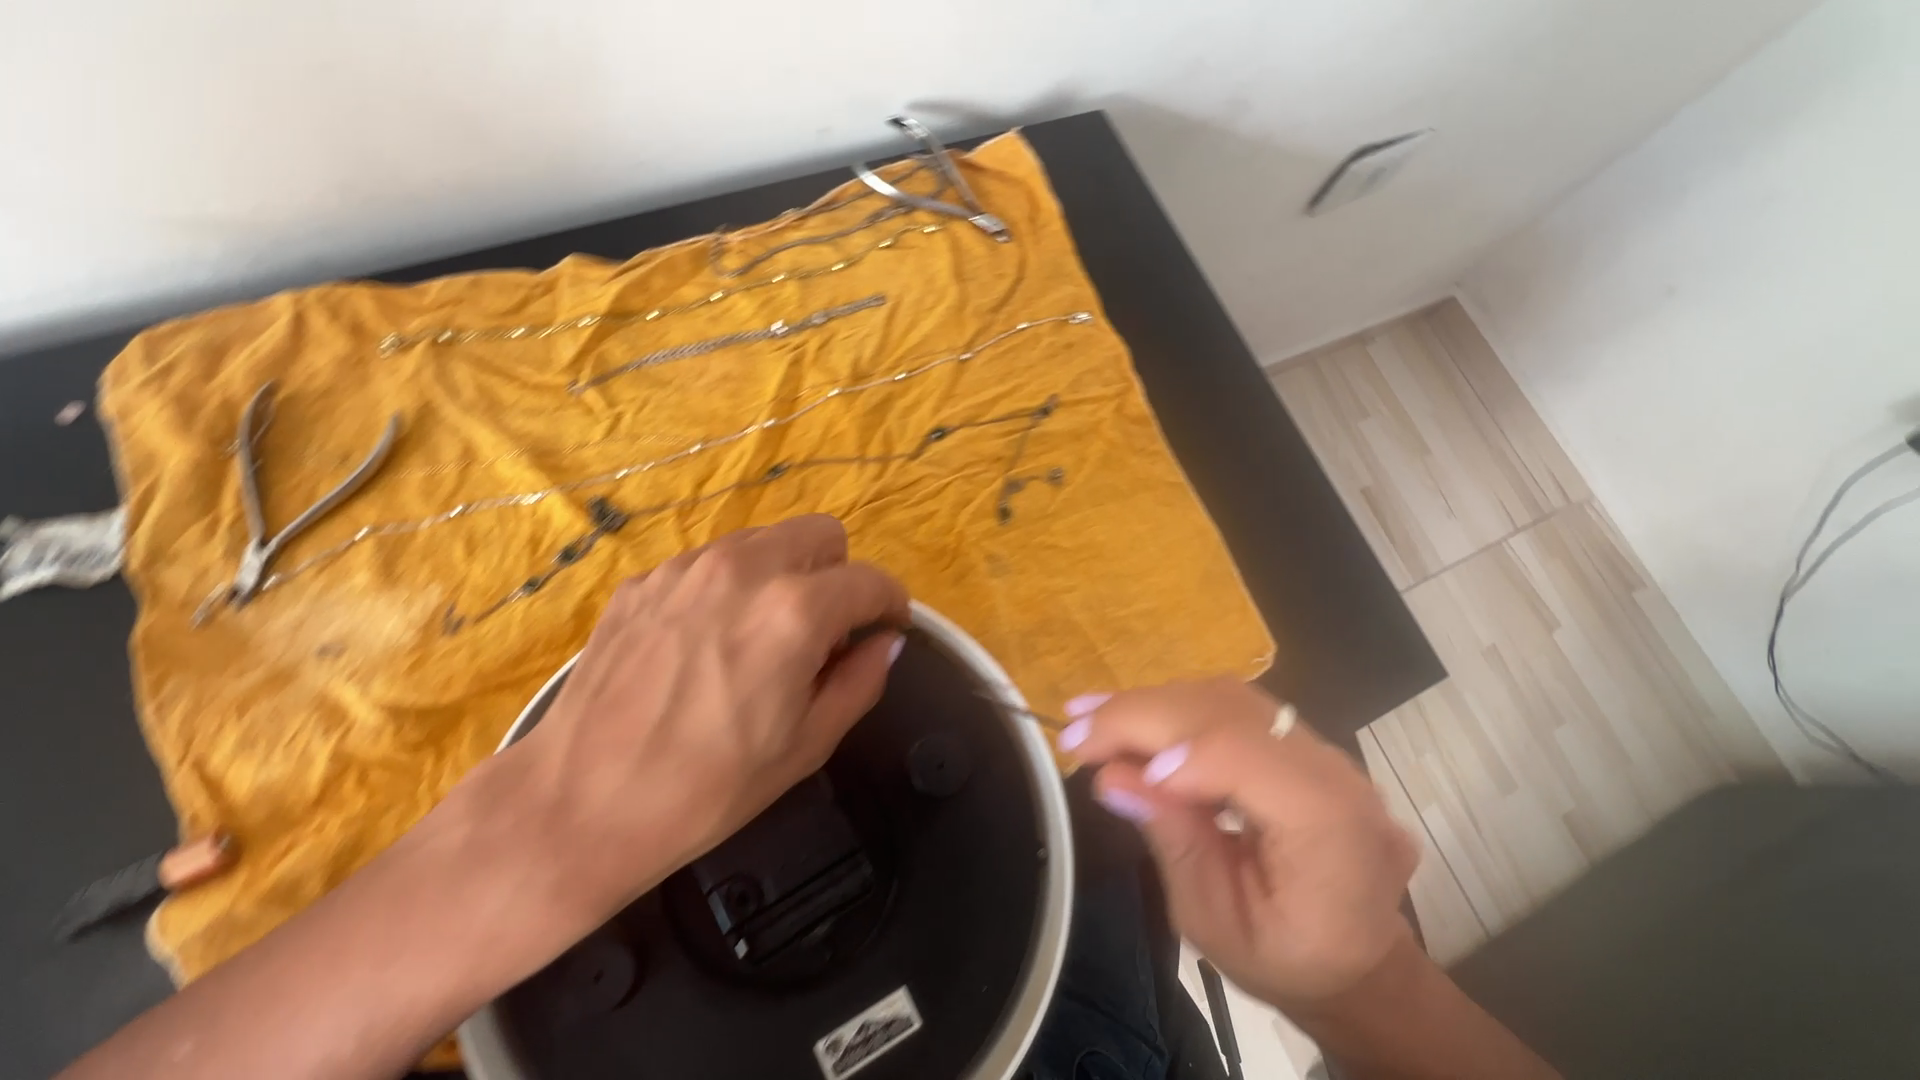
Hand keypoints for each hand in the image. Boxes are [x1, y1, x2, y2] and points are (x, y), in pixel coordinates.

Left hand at [483, 514, 909, 942]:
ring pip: (763, 541)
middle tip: (825, 633)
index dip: (891, 606)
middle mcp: (743, 568)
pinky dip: (729, 588)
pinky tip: (706, 644)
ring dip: (783, 575)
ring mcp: (686, 568)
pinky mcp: (644, 581)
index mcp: (795, 610)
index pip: (870, 580)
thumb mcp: (807, 745)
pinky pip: (710, 563)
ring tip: (762, 638)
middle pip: (820, 534)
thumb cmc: (708, 787)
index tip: (887, 631)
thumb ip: (860, 681)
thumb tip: (884, 644)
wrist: (580, 803)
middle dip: (837, 576)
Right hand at [1058, 678, 1418, 1006]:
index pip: (1260, 762)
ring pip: (1229, 699)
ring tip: (1088, 718)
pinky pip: (1232, 707)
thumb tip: (1111, 776)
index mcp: (1338, 836)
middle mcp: (1339, 777)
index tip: (1111, 768)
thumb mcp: (1215, 923)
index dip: (1185, 754)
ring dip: (1151, 704)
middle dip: (1146, 716)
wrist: (1350, 957)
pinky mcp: (1298, 741)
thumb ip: (1172, 842)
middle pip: (1236, 715)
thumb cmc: (1283, 960)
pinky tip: (1126, 715)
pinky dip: (1171, 707)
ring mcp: (1324, 752)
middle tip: (1074, 734)